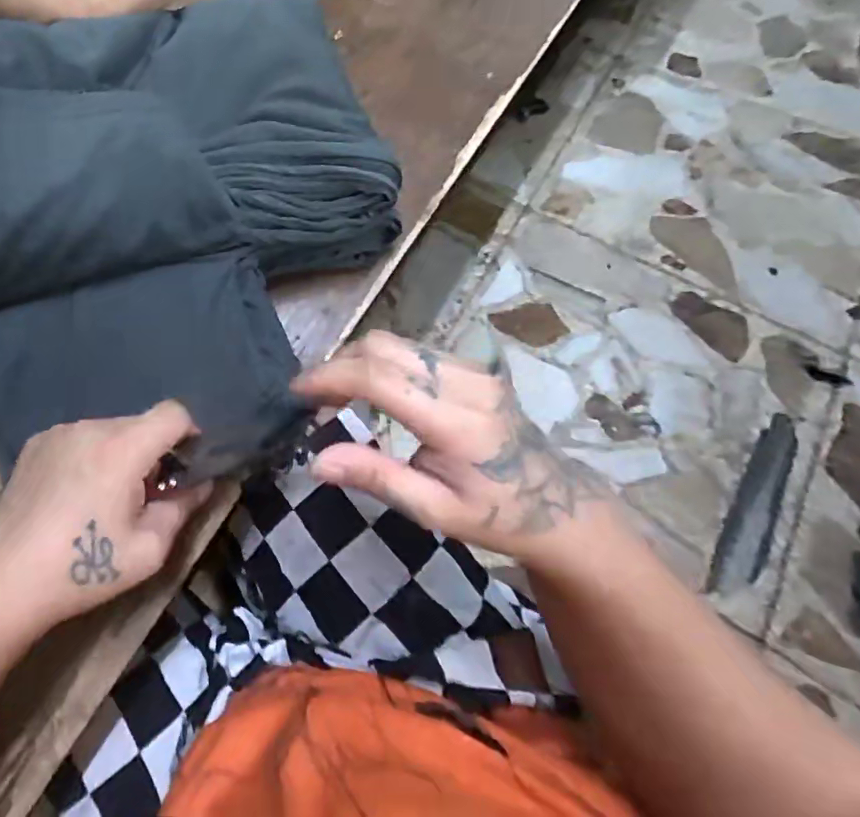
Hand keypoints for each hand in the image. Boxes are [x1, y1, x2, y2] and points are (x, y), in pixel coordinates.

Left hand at [0, 403, 214, 639]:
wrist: (8, 578)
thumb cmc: (85, 568)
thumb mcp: (148, 549)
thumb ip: (183, 507)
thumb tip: (203, 483)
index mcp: (121, 447)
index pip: (172, 412)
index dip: (191, 433)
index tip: (190, 465)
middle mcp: (89, 426)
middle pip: (139, 423)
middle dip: (154, 451)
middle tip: (148, 495)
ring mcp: (58, 432)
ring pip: (107, 430)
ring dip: (120, 454)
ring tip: (106, 499)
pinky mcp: (35, 443)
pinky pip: (78, 438)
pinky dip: (90, 456)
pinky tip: (75, 495)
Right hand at [292, 332, 624, 571]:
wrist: (563, 507)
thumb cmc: (495, 516)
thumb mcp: (433, 510)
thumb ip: (375, 477)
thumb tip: (316, 461)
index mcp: (457, 423)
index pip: (379, 378)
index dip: (330, 378)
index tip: (296, 393)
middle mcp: (466, 383)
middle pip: (382, 347)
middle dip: (337, 365)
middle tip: (313, 399)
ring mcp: (473, 370)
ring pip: (394, 343)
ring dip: (355, 361)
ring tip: (336, 395)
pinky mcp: (473, 367)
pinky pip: (410, 350)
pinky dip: (378, 363)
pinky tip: (370, 390)